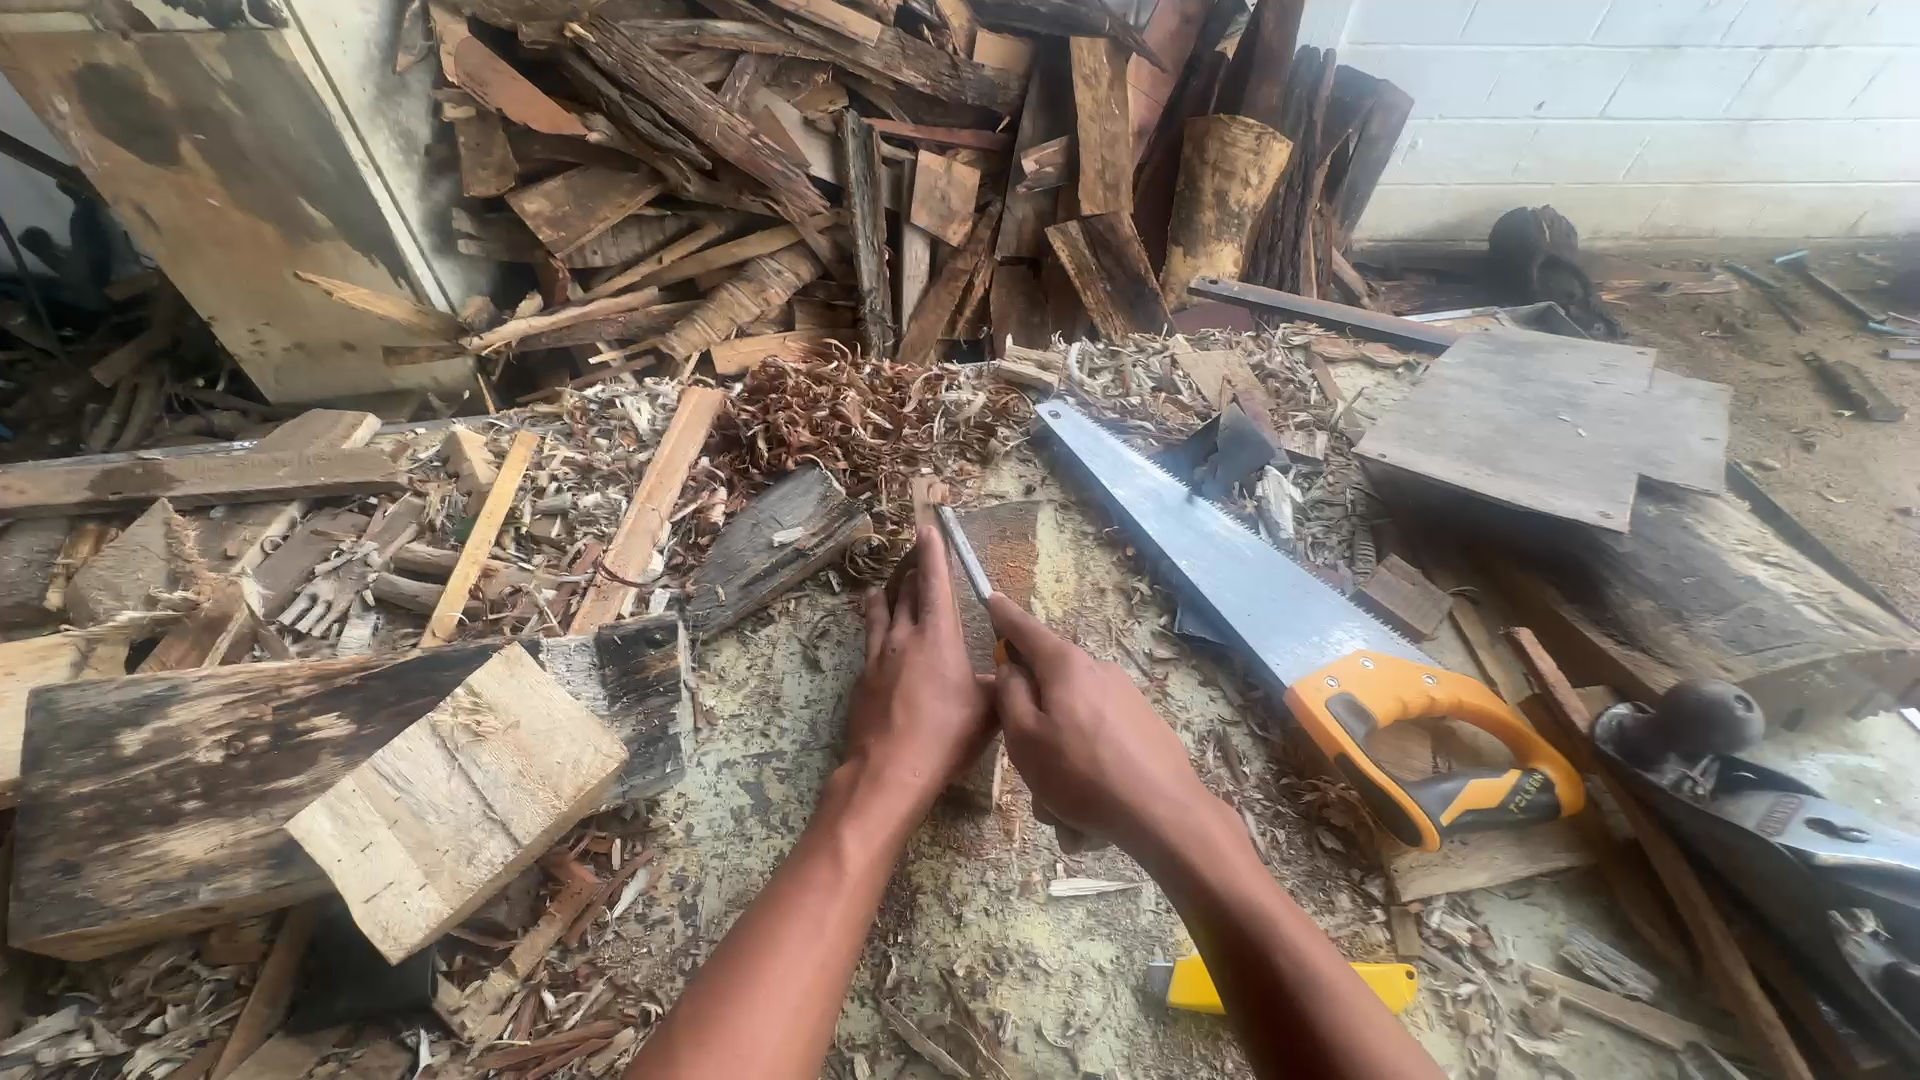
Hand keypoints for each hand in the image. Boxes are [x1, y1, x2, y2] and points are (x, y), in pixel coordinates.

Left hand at [846, 525, 993, 794]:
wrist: (889, 770)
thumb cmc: (946, 736)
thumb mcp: (987, 710)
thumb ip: (998, 685)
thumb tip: (1007, 674)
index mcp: (937, 636)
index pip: (934, 582)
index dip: (933, 553)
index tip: (927, 529)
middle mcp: (903, 637)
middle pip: (904, 591)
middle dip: (910, 568)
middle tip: (912, 552)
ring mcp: (877, 657)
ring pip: (879, 613)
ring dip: (884, 595)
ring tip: (882, 587)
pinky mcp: (861, 679)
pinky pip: (869, 643)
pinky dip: (875, 630)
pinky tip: (877, 641)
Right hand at [988, 595, 1214, 853]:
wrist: (1163, 813)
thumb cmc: (1081, 773)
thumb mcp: (1025, 738)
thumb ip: (1009, 696)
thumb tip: (1010, 668)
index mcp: (1065, 665)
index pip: (1026, 629)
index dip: (1004, 616)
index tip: (991, 598)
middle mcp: (1098, 669)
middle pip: (1050, 682)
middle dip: (1035, 720)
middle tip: (1032, 765)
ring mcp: (1126, 695)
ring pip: (1073, 718)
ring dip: (1061, 753)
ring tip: (1064, 802)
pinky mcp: (1145, 723)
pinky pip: (1099, 738)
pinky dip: (1087, 764)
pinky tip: (1092, 804)